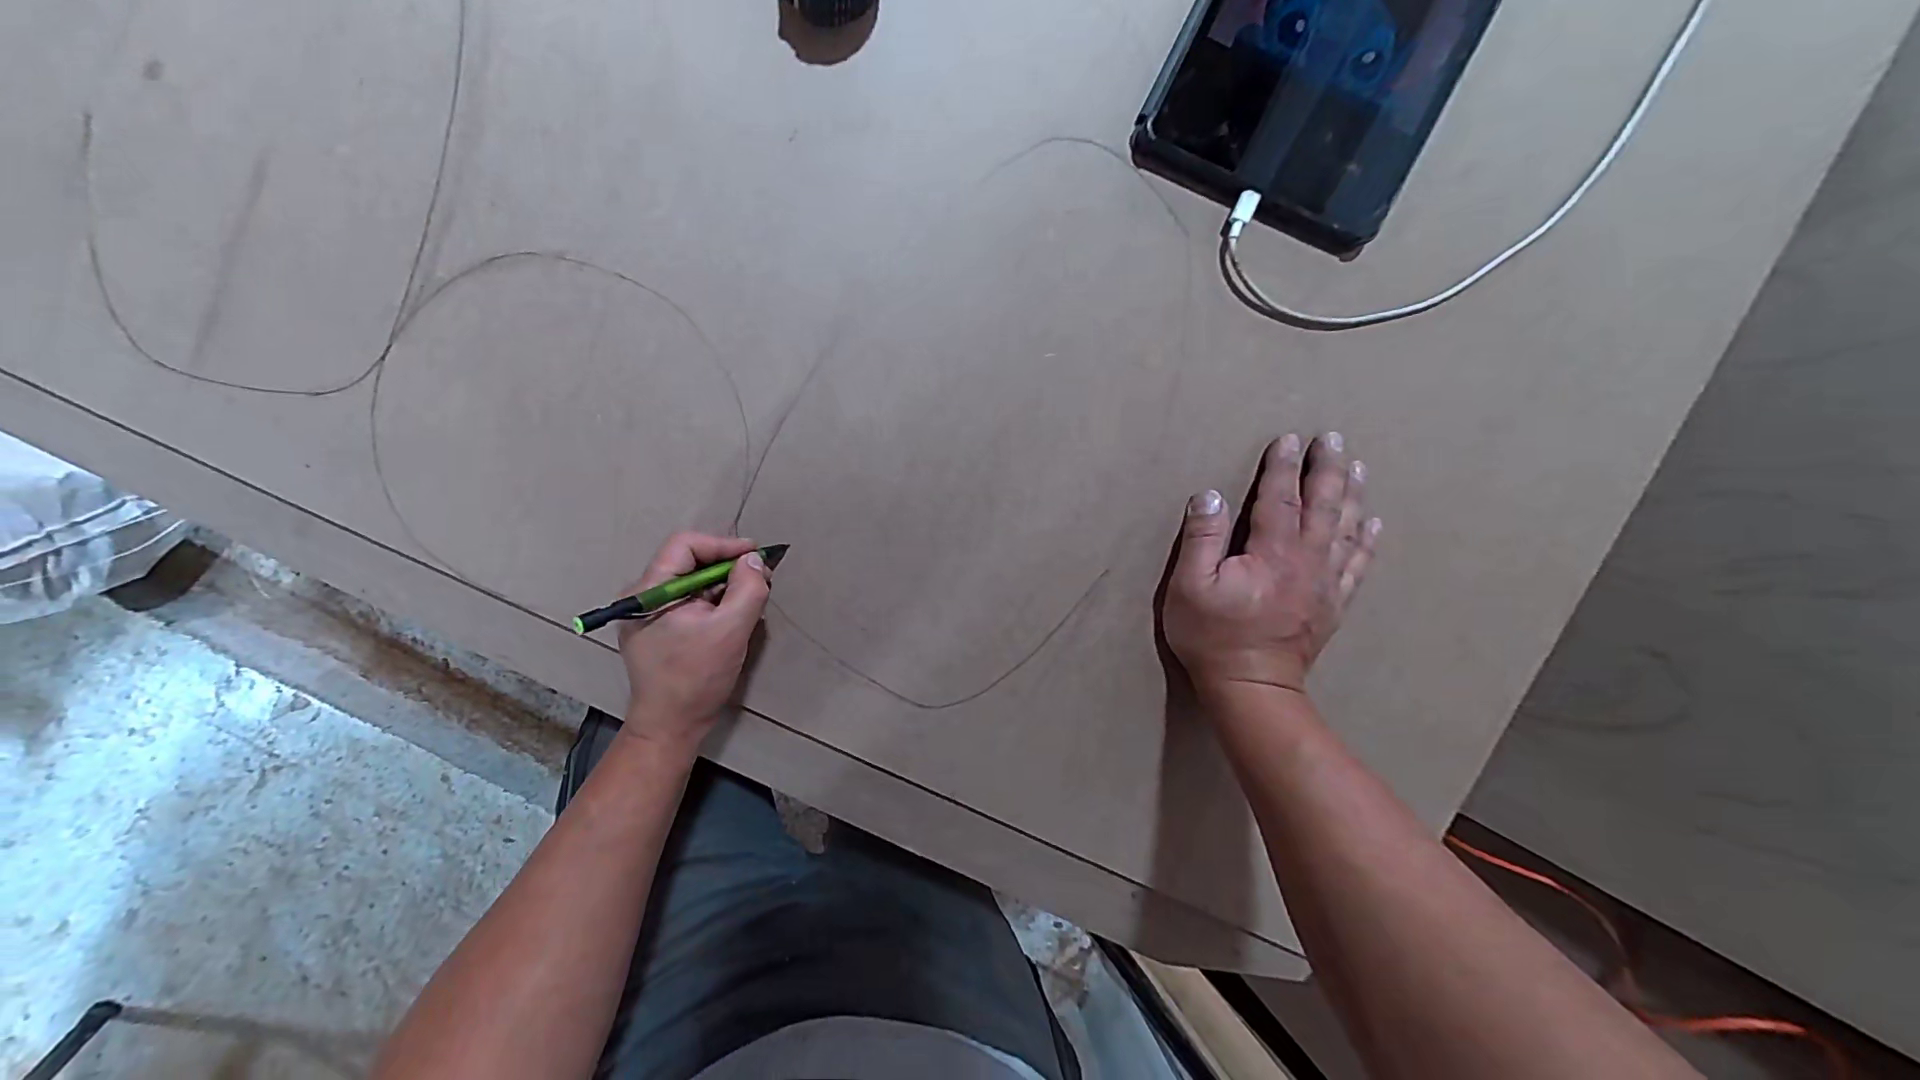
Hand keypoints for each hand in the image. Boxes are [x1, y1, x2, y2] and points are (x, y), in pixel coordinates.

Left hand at [616, 532, 772, 749]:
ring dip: (725, 585)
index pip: (685, 545)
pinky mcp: (659, 630)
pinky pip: (691, 602)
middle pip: (689, 562)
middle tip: (760, 577)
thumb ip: (747, 588)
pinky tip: (737, 614)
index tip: (755, 556)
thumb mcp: (731, 629)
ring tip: (753, 596)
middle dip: (728, 566)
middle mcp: (643, 596)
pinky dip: (716, 602)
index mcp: (649, 590)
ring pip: (693, 582)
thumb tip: (754, 560)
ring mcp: (649, 614)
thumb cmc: (697, 678)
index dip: (723, 545)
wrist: (671, 726)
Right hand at [1164, 433, 1379, 697]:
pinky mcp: (1332, 605)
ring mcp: (1325, 584)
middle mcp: (1307, 561)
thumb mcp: (1190, 586)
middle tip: (1335, 439)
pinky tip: (1373, 524)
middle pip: (1323, 506)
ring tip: (1358, 468)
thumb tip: (1212, 495)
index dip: (1283, 467)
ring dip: (1352, 495)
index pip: (1280, 499)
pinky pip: (1357, 565)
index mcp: (1272, 553)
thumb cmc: (1213, 637)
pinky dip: (1367, 542)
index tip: (1289, 439)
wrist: (1252, 688)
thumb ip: (1202, 538)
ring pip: (1346, 530)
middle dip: (1328, 469)